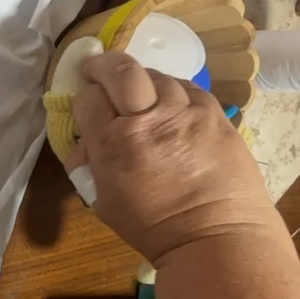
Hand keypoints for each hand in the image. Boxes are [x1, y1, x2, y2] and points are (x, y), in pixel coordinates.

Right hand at [66, 51, 281, 265]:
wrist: (214, 233)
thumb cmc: (151, 224)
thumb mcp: (102, 197)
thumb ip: (90, 164)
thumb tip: (86, 146)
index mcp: (113, 142)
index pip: (89, 99)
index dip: (83, 98)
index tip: (84, 103)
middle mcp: (149, 118)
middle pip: (121, 70)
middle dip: (102, 65)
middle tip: (95, 71)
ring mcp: (187, 112)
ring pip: (157, 76)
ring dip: (141, 81)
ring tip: (139, 96)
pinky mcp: (216, 114)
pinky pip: (188, 89)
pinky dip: (172, 92)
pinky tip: (170, 107)